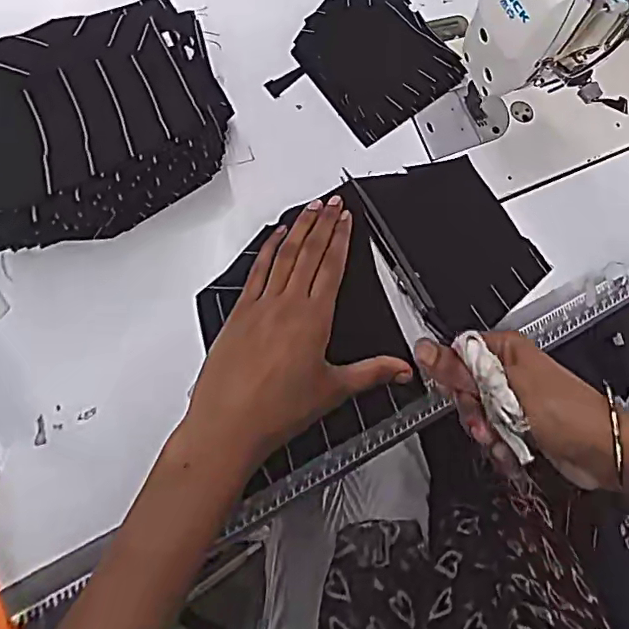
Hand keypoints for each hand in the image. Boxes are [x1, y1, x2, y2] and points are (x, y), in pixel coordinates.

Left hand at [186, 198, 413, 472]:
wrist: (227, 426)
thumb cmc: (275, 412)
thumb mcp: (333, 391)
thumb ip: (372, 373)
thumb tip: (401, 369)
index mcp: (314, 319)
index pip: (331, 265)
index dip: (341, 237)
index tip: (346, 218)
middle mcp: (287, 305)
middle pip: (310, 252)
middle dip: (324, 222)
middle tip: (333, 202)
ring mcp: (261, 305)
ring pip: (284, 255)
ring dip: (299, 227)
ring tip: (309, 208)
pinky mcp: (239, 313)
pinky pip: (257, 271)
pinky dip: (268, 249)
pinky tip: (275, 237)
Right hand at [414, 331, 618, 490]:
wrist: (603, 450)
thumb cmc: (567, 412)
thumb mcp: (505, 390)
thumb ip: (462, 372)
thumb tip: (426, 350)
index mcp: (504, 349)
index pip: (459, 354)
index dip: (453, 378)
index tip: (461, 395)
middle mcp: (509, 370)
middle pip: (465, 388)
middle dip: (473, 412)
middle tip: (486, 422)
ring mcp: (516, 398)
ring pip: (479, 415)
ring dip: (487, 433)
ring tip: (502, 440)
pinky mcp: (521, 424)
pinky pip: (494, 434)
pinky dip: (499, 447)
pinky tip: (511, 452)